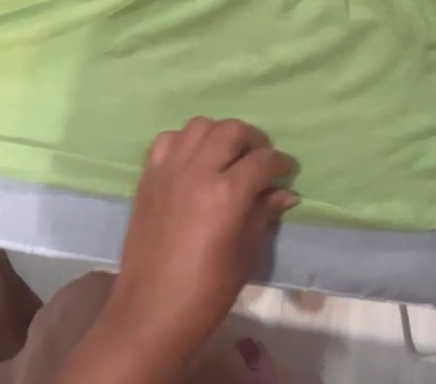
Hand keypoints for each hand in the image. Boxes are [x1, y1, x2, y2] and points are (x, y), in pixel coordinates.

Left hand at [56, 118, 296, 383]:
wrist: (153, 309)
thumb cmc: (207, 290)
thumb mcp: (245, 253)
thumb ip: (264, 213)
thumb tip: (286, 192)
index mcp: (227, 193)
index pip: (263, 161)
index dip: (280, 163)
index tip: (287, 170)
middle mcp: (198, 170)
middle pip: (232, 130)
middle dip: (253, 141)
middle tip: (260, 160)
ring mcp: (170, 168)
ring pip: (200, 126)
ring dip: (219, 135)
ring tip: (227, 156)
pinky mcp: (148, 175)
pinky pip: (169, 139)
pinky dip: (185, 141)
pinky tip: (193, 160)